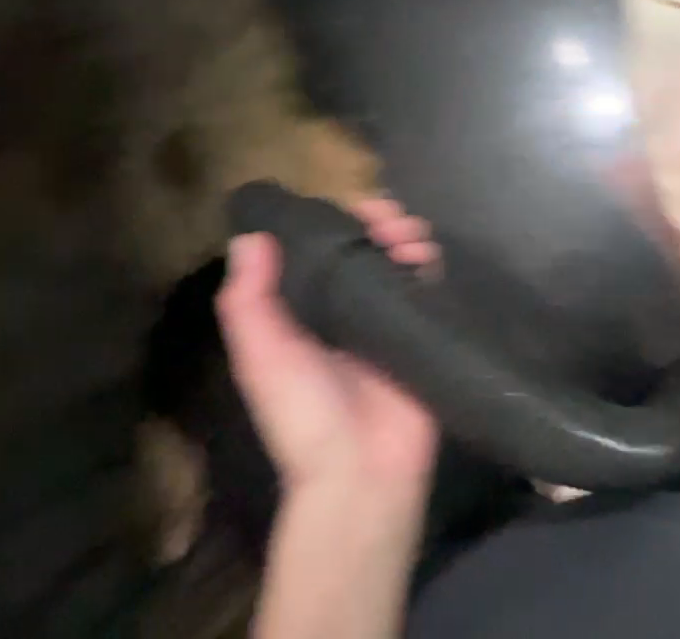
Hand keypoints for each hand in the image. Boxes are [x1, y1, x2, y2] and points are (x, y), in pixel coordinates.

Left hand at [214, 198, 441, 493]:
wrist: (361, 470)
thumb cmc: (303, 414)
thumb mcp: (263, 357)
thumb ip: (248, 301)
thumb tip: (251, 236)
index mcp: (307, 310)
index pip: (322, 249)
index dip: (334, 221)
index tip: (344, 208)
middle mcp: (349, 307)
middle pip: (368, 245)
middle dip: (377, 220)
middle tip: (385, 219)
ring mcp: (391, 317)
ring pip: (401, 256)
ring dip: (406, 232)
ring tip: (406, 236)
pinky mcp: (424, 330)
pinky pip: (430, 284)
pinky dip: (429, 261)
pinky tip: (425, 256)